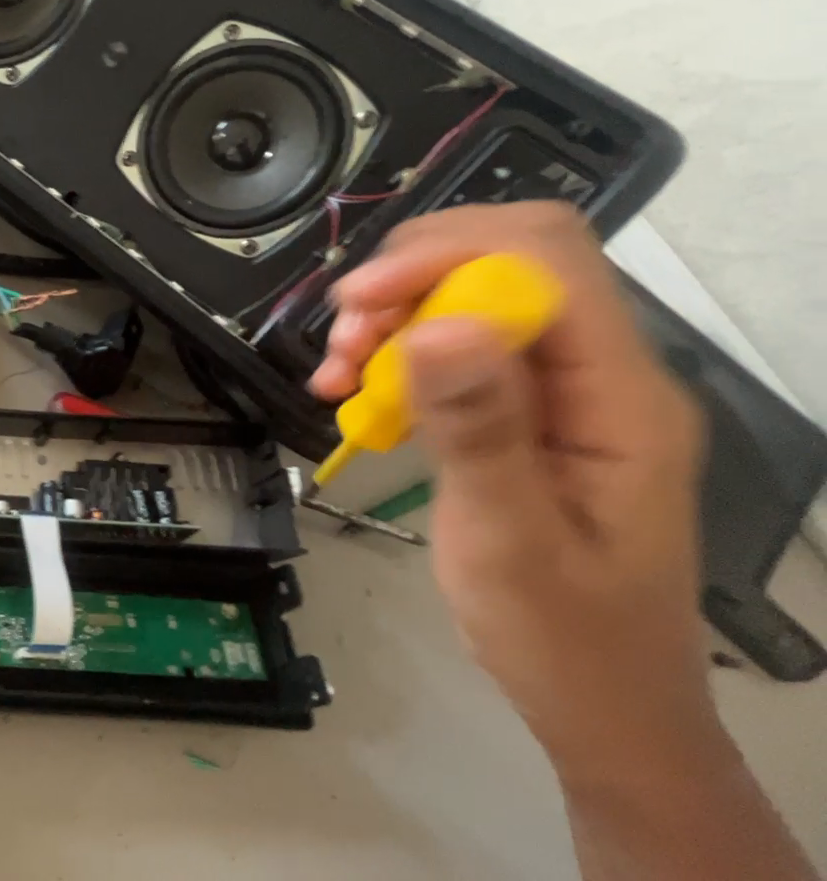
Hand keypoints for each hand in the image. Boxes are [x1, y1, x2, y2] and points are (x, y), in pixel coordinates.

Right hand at [310, 204, 716, 779]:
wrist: (603, 704)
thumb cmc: (562, 638)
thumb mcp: (508, 540)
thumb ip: (479, 430)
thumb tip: (439, 326)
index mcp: (623, 398)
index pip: (544, 264)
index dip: (442, 259)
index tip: (353, 308)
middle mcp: (603, 375)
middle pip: (512, 260)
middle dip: (412, 278)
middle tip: (345, 342)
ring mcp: (567, 391)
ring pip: (476, 296)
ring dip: (395, 316)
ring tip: (338, 376)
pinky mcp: (528, 410)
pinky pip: (460, 346)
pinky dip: (397, 352)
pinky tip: (357, 393)